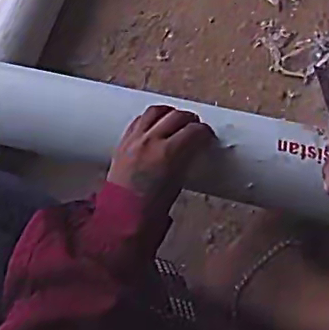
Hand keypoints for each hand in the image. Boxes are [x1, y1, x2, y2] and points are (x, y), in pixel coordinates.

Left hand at [107, 106, 214, 224]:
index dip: (205, 132)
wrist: (120, 217)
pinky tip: (155, 125)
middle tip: (197, 127)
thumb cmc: (149, 210)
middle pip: (176, 116)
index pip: (193, 131)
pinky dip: (150, 119)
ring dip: (169, 113)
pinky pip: (139, 120)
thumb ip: (184, 162)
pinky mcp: (123, 142)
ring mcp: (134, 139)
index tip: (207, 136)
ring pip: (155, 112)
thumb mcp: (177, 185)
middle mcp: (150, 141)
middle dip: (190, 120)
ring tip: (176, 120)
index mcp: (168, 154)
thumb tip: (190, 152)